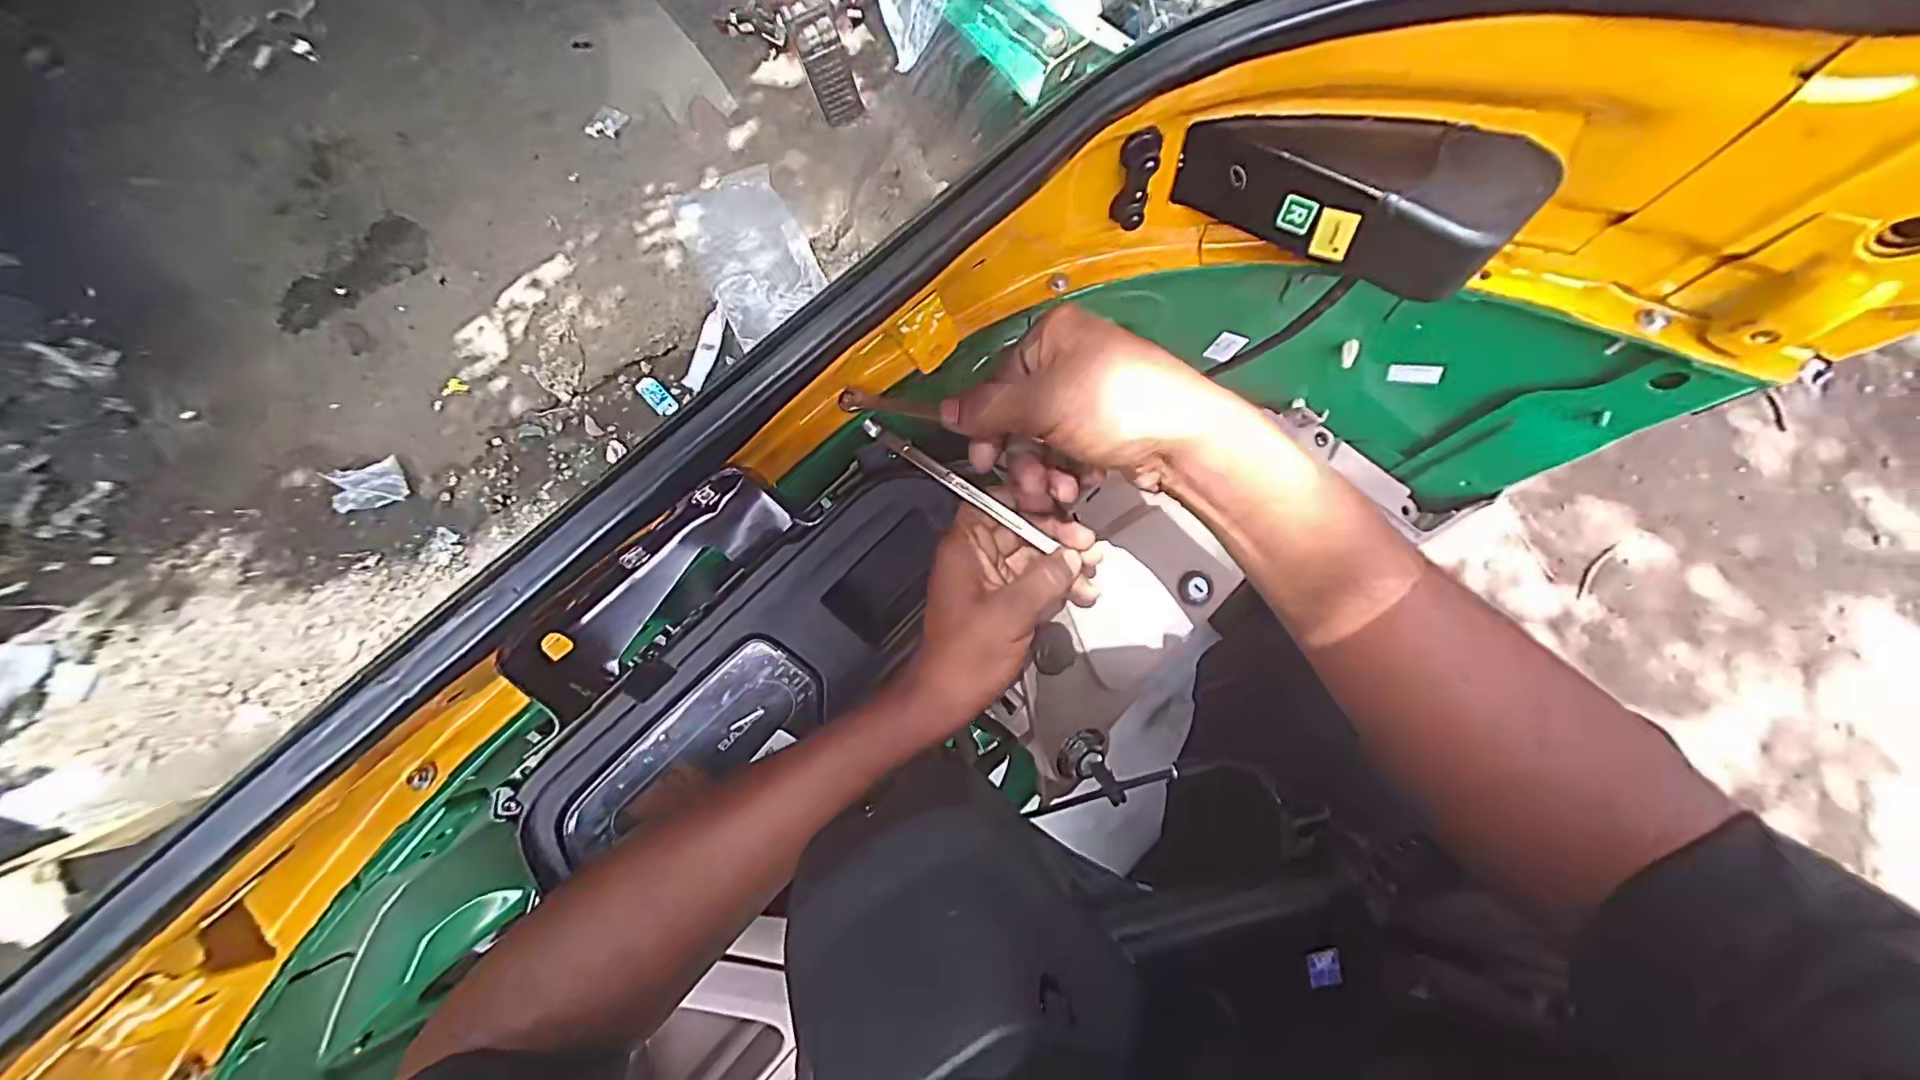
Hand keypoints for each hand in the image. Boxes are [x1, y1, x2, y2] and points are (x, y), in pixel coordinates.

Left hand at [896, 498, 1099, 732]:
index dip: (1028, 500)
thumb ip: (1046, 578)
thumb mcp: (1011, 611)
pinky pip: (1035, 582)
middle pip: (1021, 527)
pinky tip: (1082, 593)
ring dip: (1065, 563)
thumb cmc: (963, 657)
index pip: (994, 502)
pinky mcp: (1005, 601)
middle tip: (1087, 545)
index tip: (1059, 505)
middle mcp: (976, 557)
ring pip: (1034, 556)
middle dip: (1058, 536)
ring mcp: (992, 579)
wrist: (949, 698)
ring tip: (1092, 571)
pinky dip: (1058, 586)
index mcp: (965, 548)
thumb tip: (1073, 556)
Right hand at [938, 304, 1254, 512]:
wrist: (1185, 441)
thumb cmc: (1129, 404)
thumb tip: (950, 410)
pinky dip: (1066, 474)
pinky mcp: (1100, 429)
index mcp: (1053, 337)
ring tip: (1056, 487)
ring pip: (1040, 443)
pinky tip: (1077, 481)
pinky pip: (1064, 454)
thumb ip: (990, 409)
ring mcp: (1086, 398)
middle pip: (1018, 418)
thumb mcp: (1044, 403)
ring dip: (1042, 473)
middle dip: (1021, 458)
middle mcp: (1069, 363)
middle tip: (1024, 480)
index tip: (982, 454)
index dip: (986, 424)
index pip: (998, 382)